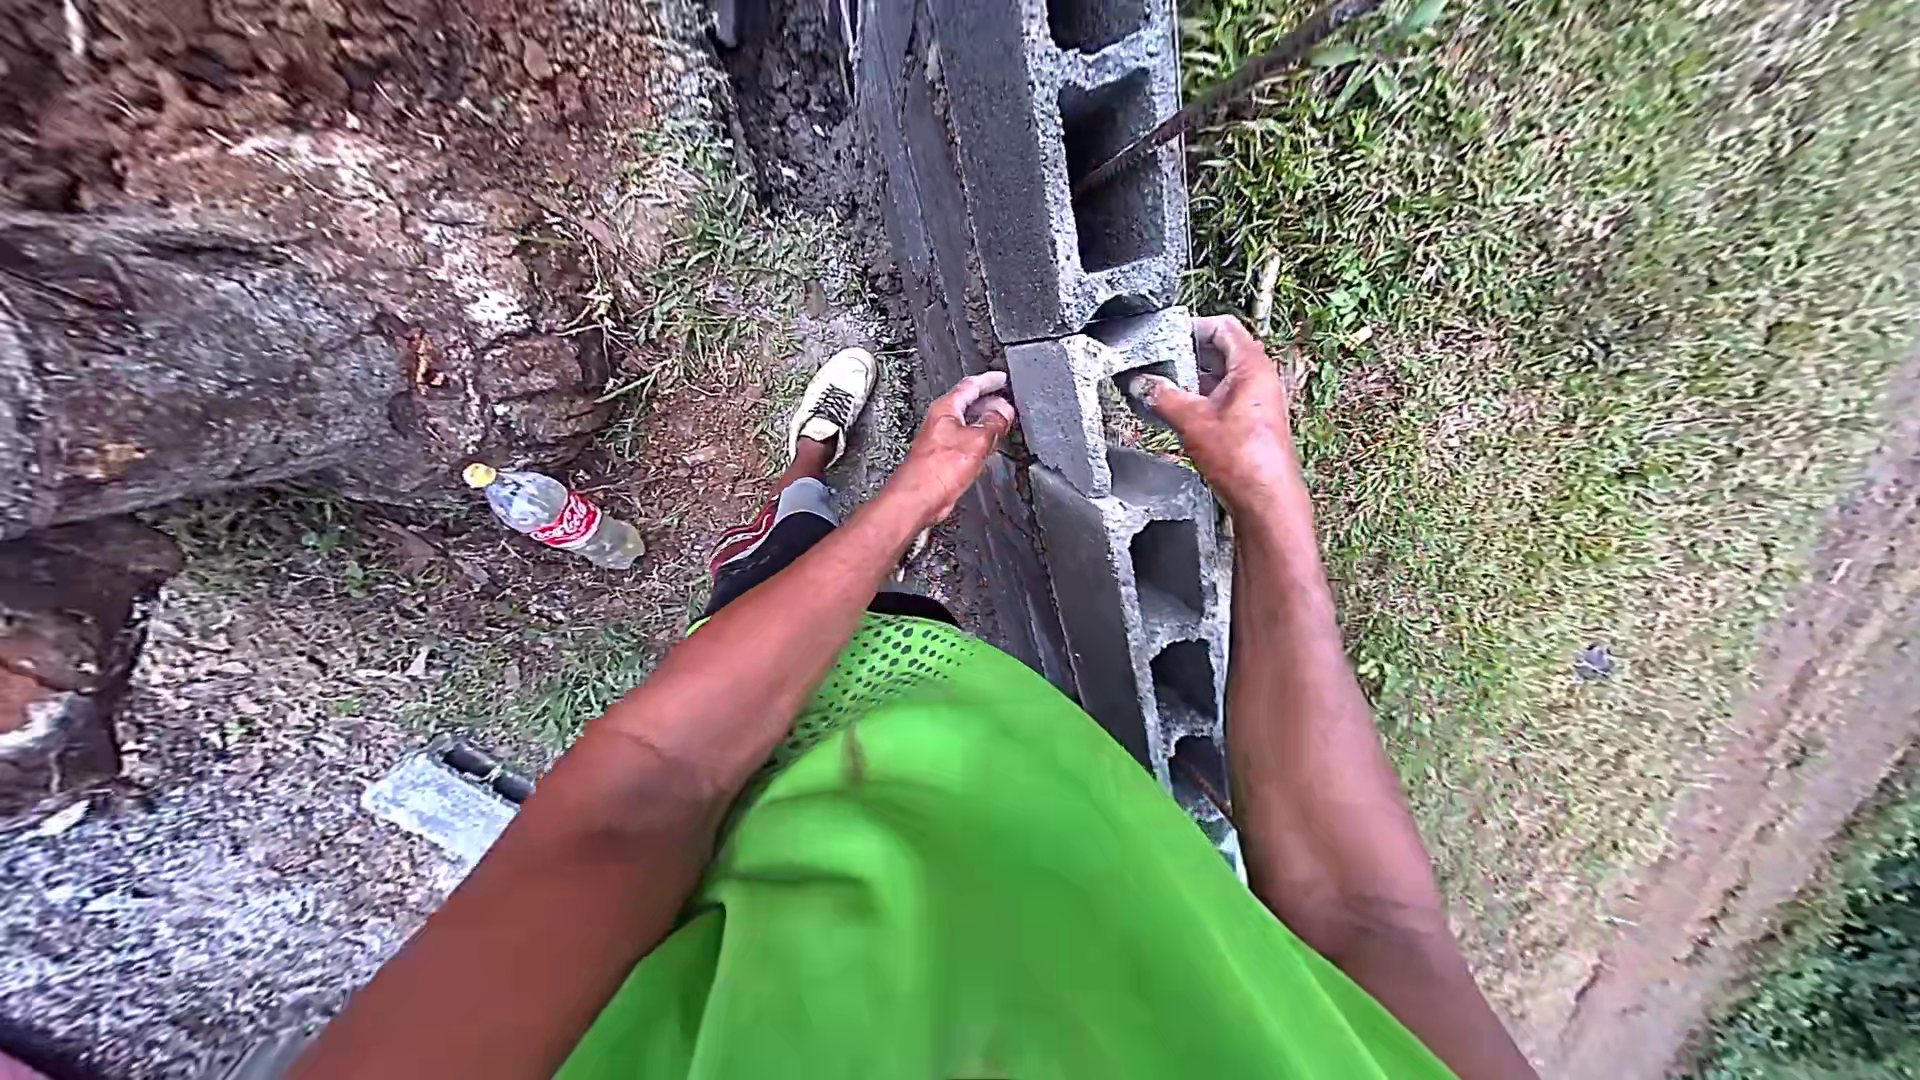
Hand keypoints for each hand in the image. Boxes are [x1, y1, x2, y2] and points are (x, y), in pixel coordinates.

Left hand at [885, 371, 1016, 525]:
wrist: (918, 497)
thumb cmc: (935, 470)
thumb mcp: (976, 440)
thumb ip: (993, 423)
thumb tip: (1004, 412)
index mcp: (946, 409)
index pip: (970, 385)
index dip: (989, 381)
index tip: (1002, 379)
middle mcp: (941, 422)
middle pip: (968, 403)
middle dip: (989, 402)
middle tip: (1006, 403)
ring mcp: (940, 440)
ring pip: (966, 423)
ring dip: (984, 422)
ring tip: (1001, 423)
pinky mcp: (942, 458)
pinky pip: (964, 441)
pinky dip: (978, 440)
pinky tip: (986, 447)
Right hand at [1132, 315, 1303, 519]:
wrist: (1265, 499)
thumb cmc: (1243, 459)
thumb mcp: (1191, 420)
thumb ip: (1162, 396)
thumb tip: (1141, 383)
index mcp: (1252, 367)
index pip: (1222, 327)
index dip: (1192, 327)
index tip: (1165, 336)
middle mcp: (1257, 380)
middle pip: (1218, 352)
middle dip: (1184, 356)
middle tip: (1155, 365)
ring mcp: (1254, 402)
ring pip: (1216, 378)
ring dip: (1188, 381)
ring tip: (1159, 390)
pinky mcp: (1247, 423)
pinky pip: (1219, 400)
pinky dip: (1197, 401)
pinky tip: (1175, 414)